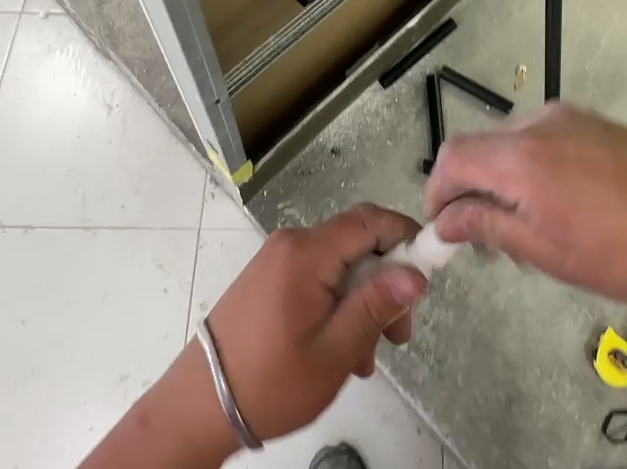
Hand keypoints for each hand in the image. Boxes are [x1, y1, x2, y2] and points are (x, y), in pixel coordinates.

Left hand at [203, 203, 428, 442]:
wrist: (197, 407)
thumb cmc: (271, 381)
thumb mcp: (334, 351)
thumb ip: (376, 306)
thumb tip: (416, 273)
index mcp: (307, 253)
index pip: (369, 220)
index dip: (405, 235)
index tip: (429, 270)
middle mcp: (291, 244)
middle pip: (357, 244)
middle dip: (385, 283)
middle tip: (397, 336)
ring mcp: (276, 261)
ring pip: (339, 266)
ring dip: (362, 302)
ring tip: (366, 357)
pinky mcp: (268, 279)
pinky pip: (317, 279)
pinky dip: (337, 305)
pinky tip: (340, 350)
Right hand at [423, 103, 626, 305]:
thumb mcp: (548, 252)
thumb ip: (488, 226)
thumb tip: (446, 220)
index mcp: (522, 154)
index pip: (452, 156)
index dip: (437, 191)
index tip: (443, 229)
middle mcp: (541, 122)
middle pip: (481, 147)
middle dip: (472, 190)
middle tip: (488, 241)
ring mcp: (573, 118)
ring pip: (512, 144)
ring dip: (504, 181)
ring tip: (529, 230)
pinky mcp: (598, 124)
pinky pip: (544, 140)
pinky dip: (533, 169)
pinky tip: (562, 207)